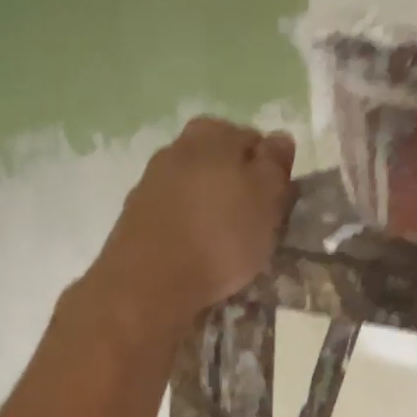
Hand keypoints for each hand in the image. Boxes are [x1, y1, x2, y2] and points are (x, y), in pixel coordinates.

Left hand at [88, 116, 296, 332]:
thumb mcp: (266, 199)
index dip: (269, 170)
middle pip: (218, 160)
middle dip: (236, 183)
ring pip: (193, 184)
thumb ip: (275, 164)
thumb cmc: (220, 238)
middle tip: (252, 220)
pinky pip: (173, 210)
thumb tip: (280, 138)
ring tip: (224, 240)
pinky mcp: (136, 213)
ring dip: (209, 203)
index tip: (276, 201)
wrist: (150, 281)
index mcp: (213, 135)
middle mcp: (178, 147)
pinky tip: (196, 249)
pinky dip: (187, 224)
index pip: (253, 140)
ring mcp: (152, 179)